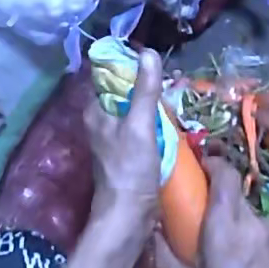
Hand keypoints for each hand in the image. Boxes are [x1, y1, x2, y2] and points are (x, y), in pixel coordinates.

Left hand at [81, 46, 164, 232]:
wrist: (128, 215)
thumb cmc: (130, 168)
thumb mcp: (140, 125)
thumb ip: (144, 90)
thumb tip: (149, 52)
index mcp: (95, 109)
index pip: (107, 74)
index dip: (127, 64)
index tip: (152, 61)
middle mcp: (100, 120)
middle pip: (122, 91)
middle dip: (144, 83)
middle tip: (169, 78)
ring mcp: (113, 136)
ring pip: (133, 109)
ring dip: (151, 103)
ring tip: (173, 96)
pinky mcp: (126, 151)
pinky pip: (141, 127)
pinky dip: (154, 122)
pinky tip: (170, 121)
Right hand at [153, 152, 268, 267]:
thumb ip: (165, 258)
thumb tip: (149, 232)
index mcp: (226, 225)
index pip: (225, 173)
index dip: (211, 162)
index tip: (196, 166)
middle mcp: (250, 219)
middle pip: (232, 189)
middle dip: (214, 193)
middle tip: (198, 210)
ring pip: (244, 209)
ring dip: (231, 216)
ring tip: (220, 242)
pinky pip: (258, 224)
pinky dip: (246, 231)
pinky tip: (242, 258)